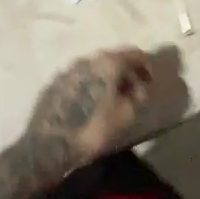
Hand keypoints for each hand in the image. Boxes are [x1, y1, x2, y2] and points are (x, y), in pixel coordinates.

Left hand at [22, 48, 156, 174]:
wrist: (49, 145)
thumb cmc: (93, 129)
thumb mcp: (125, 116)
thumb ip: (136, 97)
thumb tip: (137, 89)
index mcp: (107, 63)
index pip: (134, 53)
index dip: (146, 66)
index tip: (150, 81)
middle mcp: (87, 59)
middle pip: (113, 58)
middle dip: (126, 72)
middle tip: (133, 91)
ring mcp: (67, 70)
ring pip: (94, 67)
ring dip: (107, 78)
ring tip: (113, 98)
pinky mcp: (54, 83)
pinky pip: (79, 78)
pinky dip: (90, 84)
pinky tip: (91, 102)